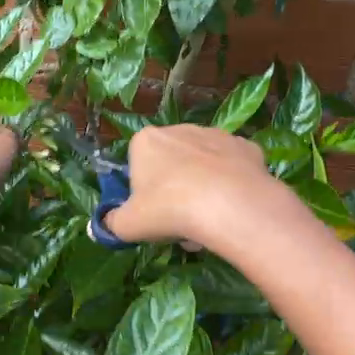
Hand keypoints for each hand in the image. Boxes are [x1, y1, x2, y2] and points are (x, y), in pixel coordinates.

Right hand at [103, 124, 282, 249]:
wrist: (229, 205)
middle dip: (174, 190)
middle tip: (178, 223)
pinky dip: (230, 186)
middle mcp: (180, 129)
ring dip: (201, 189)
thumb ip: (112, 222)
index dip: (142, 191)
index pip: (137, 163)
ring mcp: (217, 135)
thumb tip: (106, 223)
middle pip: (171, 163)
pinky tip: (231, 209)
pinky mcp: (248, 147)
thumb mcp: (127, 225)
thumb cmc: (168, 209)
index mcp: (146, 140)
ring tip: (206, 224)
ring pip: (203, 166)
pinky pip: (232, 169)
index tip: (151, 212)